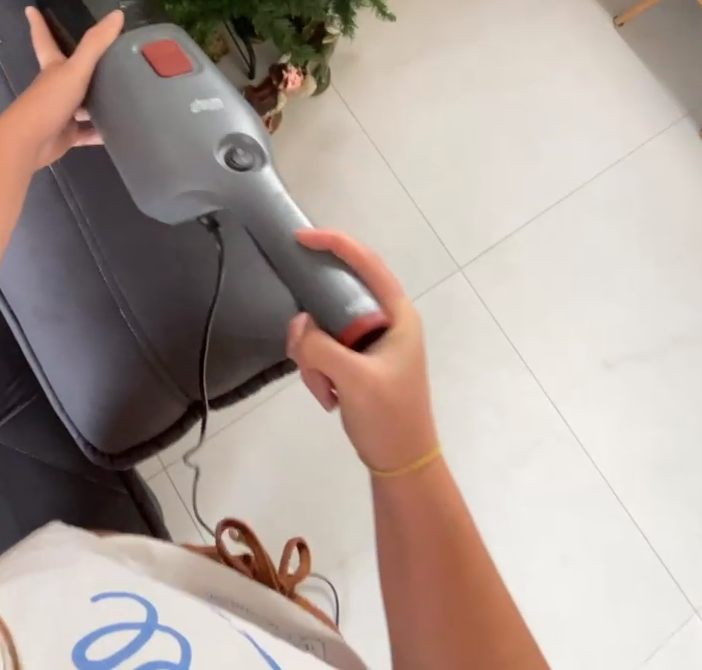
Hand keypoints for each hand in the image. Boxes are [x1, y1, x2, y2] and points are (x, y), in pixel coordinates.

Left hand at [0, 7, 123, 169]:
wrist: (29, 143)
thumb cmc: (48, 101)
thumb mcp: (74, 70)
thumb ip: (95, 44)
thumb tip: (117, 14)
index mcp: (53, 68)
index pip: (44, 40)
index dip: (38, 24)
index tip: (30, 9)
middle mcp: (56, 88)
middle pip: (70, 72)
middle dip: (84, 64)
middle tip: (108, 54)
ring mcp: (61, 112)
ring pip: (83, 103)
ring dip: (99, 99)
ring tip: (126, 92)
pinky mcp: (67, 135)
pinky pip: (89, 131)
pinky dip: (102, 131)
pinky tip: (121, 128)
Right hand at [285, 229, 438, 472]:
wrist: (401, 464)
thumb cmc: (389, 418)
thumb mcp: (353, 379)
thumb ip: (319, 345)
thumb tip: (299, 326)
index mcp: (398, 315)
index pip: (366, 262)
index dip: (334, 243)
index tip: (299, 238)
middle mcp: (384, 321)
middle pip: (333, 297)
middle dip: (311, 326)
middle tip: (302, 349)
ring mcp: (368, 341)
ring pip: (321, 326)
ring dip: (311, 356)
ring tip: (324, 388)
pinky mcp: (355, 359)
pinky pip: (320, 348)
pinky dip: (314, 368)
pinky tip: (327, 395)